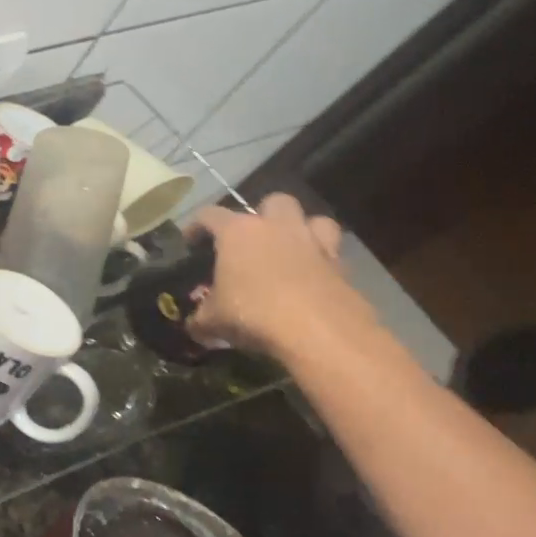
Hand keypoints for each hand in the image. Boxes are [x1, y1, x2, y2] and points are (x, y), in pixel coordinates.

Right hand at [187, 193, 375, 355]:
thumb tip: (195, 327)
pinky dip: (321, 263)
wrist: (321, 335)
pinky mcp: (343, 268)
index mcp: (238, 232)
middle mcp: (278, 228)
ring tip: (289, 250)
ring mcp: (315, 245)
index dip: (196, 226)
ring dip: (302, 230)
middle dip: (263, 215)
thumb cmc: (254, 314)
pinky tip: (309, 281)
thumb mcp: (212, 320)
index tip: (191, 243)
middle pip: (274, 201)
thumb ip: (200, 317)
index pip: (209, 214)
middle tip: (251, 240)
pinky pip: (333, 254)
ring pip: (314, 220)